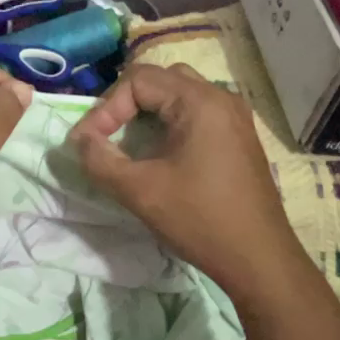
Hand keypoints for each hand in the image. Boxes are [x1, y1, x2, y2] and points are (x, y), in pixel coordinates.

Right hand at [68, 63, 301, 294]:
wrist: (260, 260)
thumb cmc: (200, 220)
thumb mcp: (139, 191)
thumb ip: (99, 160)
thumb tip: (79, 140)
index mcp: (200, 102)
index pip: (138, 80)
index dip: (106, 108)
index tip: (88, 142)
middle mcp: (221, 98)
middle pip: (159, 79)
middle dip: (125, 102)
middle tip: (105, 133)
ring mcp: (234, 117)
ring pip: (178, 92)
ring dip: (146, 110)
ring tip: (126, 139)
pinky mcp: (238, 137)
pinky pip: (195, 111)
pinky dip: (168, 121)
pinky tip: (158, 152)